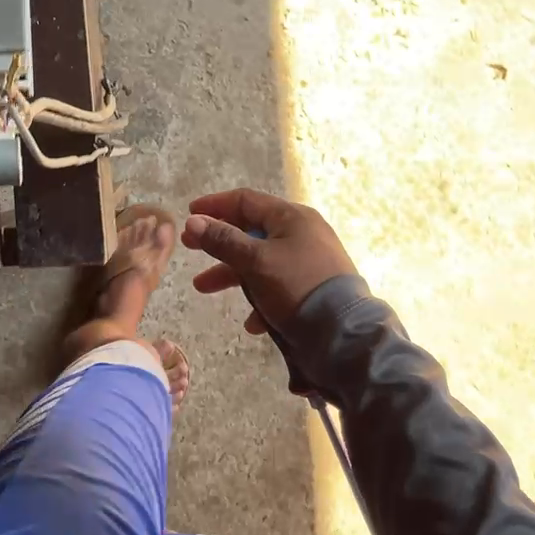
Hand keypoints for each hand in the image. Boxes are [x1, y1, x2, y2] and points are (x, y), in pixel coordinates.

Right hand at [182, 188, 358, 333]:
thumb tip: (193, 221)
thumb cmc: (296, 286)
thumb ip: (223, 240)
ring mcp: (310, 261)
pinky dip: (260, 299)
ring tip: (203, 288)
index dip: (215, 205)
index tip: (189, 214)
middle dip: (218, 243)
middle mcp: (303, 233)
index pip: (246, 200)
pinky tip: (252, 323)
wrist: (345, 335)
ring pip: (261, 261)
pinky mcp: (314, 289)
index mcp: (291, 217)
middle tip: (189, 248)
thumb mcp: (255, 261)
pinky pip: (279, 286)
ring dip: (233, 274)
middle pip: (251, 231)